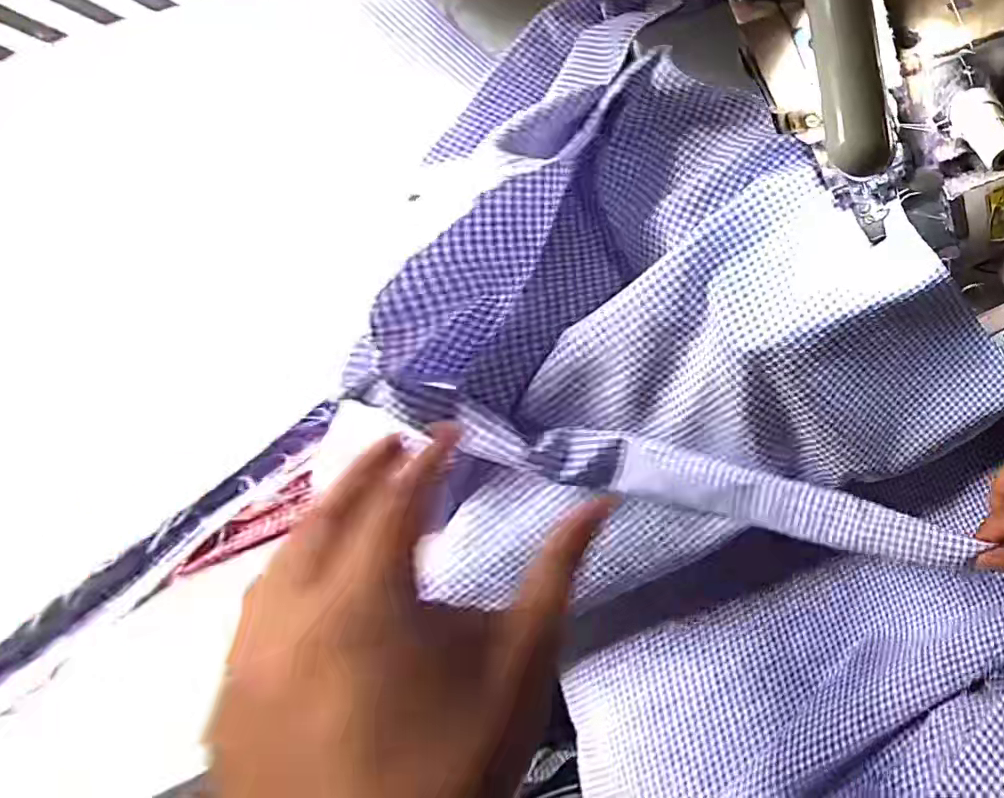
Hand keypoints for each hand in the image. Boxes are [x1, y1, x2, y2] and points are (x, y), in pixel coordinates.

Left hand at [207, 424, 613, 797]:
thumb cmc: (463, 747)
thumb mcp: (526, 651)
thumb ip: (558, 568)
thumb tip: (601, 502)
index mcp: (362, 609)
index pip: (392, 510)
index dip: (425, 462)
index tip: (451, 429)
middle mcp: (287, 631)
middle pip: (318, 528)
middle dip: (361, 476)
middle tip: (399, 442)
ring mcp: (246, 676)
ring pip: (271, 573)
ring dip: (318, 522)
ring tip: (359, 495)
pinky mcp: (230, 713)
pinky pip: (252, 619)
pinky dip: (289, 573)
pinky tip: (318, 579)